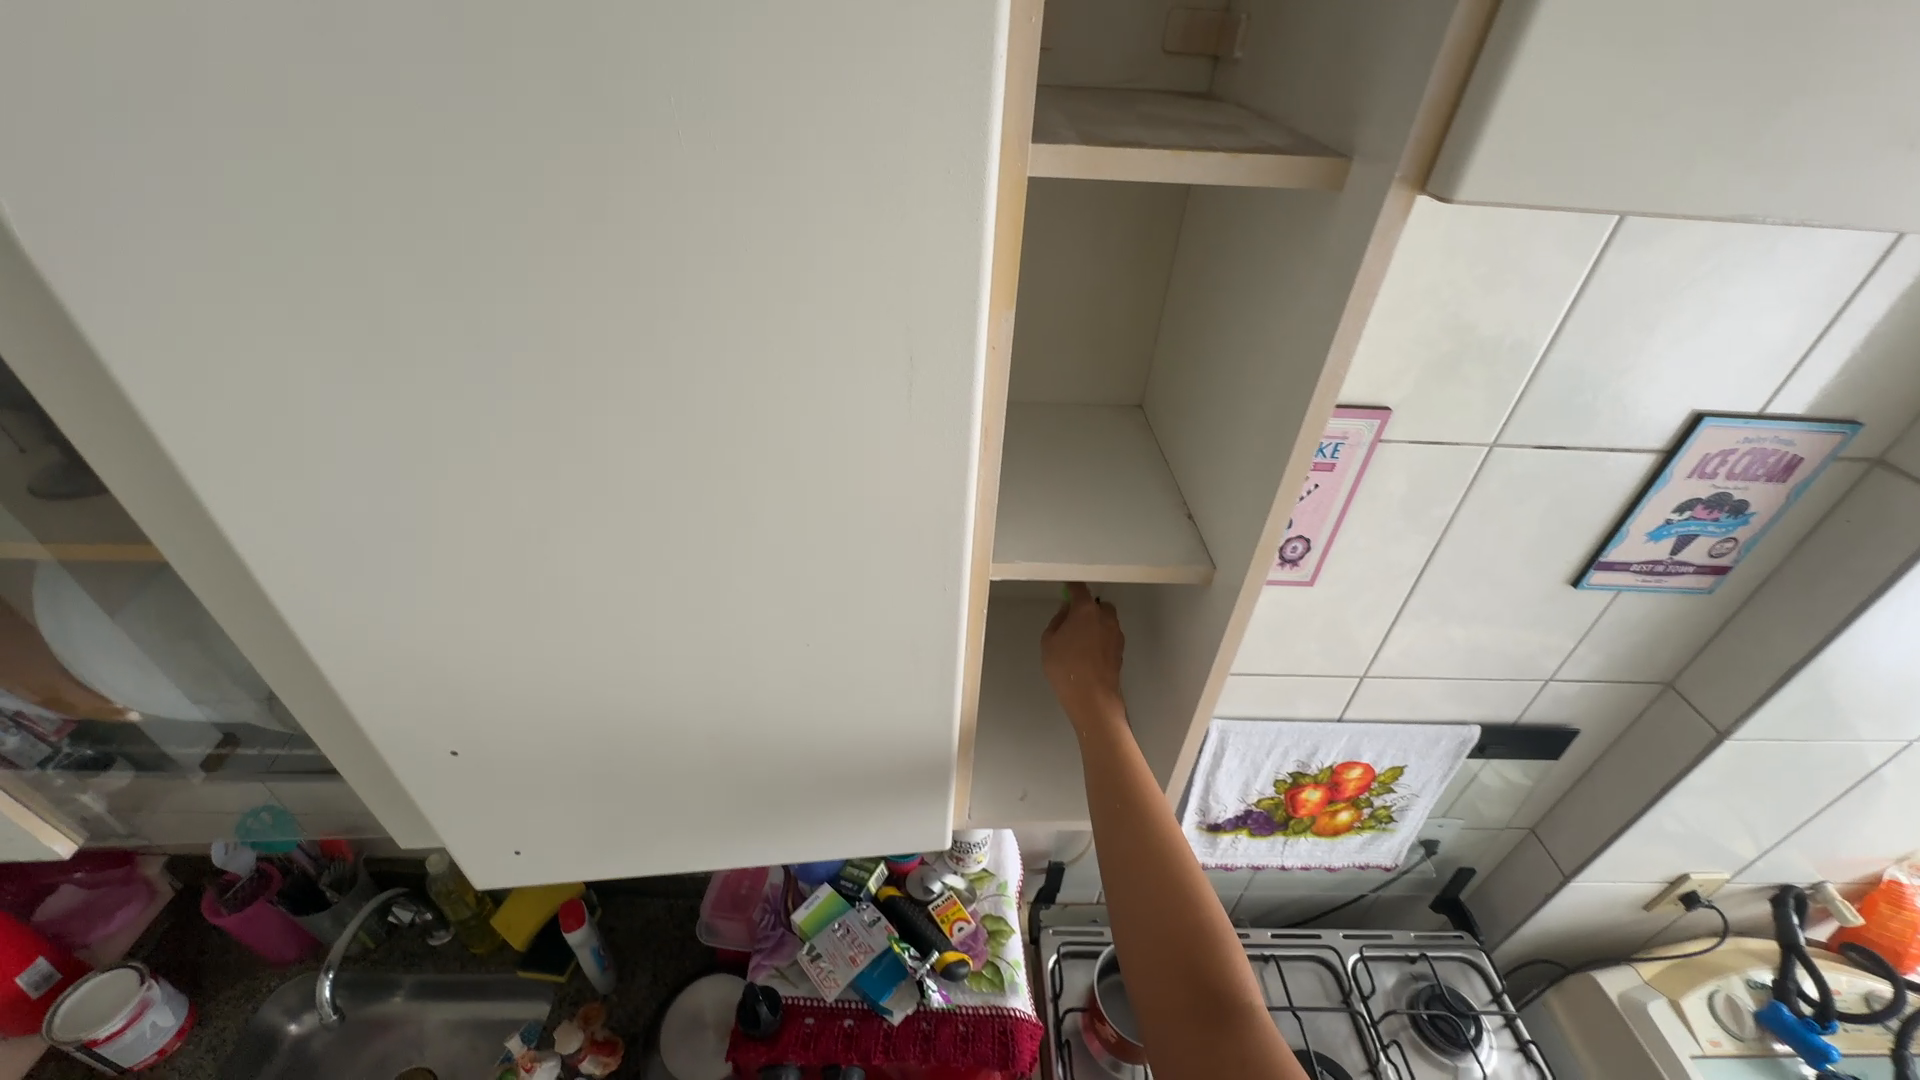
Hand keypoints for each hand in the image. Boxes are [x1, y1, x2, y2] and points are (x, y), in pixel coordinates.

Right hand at [1041, 583, 1124, 731]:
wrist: (1093, 697)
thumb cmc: (1065, 667)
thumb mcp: (1049, 641)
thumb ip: (1057, 621)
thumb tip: (1066, 611)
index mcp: (1086, 610)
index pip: (1080, 589)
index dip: (1072, 588)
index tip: (1066, 589)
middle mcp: (1106, 618)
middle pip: (1098, 605)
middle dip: (1087, 608)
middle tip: (1073, 620)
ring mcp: (1116, 634)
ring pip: (1106, 621)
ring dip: (1096, 624)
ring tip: (1080, 640)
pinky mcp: (1120, 651)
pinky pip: (1109, 636)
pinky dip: (1100, 639)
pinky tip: (1089, 653)